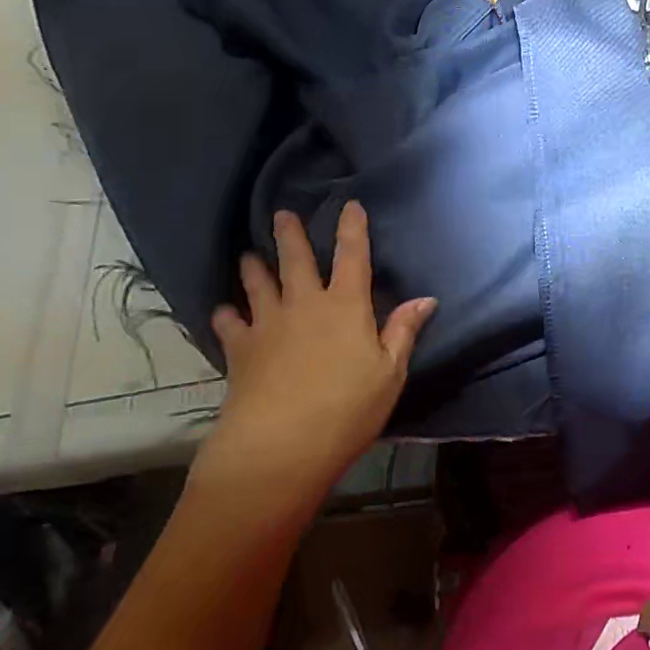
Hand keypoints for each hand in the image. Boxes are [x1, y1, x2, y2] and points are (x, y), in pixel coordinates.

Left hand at [190, 202, 436, 501]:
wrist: (281, 445)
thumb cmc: (348, 409)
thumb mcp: (390, 373)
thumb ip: (403, 332)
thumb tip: (426, 298)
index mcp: (345, 306)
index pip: (352, 256)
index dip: (352, 228)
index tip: (350, 205)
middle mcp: (304, 304)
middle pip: (295, 259)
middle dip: (290, 234)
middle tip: (281, 214)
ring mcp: (267, 324)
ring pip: (258, 284)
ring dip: (254, 267)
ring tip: (249, 256)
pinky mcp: (240, 349)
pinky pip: (229, 323)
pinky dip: (226, 314)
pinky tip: (224, 312)